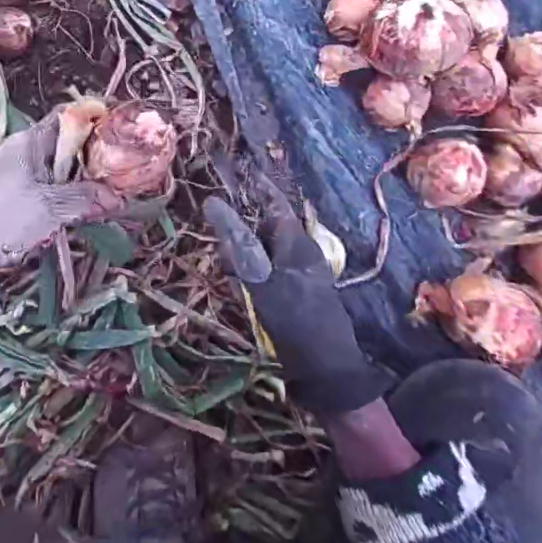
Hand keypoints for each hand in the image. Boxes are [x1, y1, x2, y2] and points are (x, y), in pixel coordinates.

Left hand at [0, 106, 124, 312]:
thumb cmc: (7, 220)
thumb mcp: (53, 206)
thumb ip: (87, 196)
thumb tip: (118, 197)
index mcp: (27, 141)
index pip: (66, 116)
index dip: (93, 119)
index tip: (118, 131)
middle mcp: (23, 151)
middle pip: (66, 143)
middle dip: (93, 156)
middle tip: (118, 169)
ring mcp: (19, 174)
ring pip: (61, 168)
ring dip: (83, 180)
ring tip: (107, 193)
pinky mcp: (18, 195)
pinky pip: (51, 187)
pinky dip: (69, 195)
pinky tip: (84, 209)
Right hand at [205, 191, 387, 414]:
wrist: (328, 371)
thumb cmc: (294, 322)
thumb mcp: (260, 280)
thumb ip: (237, 242)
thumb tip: (214, 204)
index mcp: (298, 244)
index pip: (276, 202)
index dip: (257, 186)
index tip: (236, 171)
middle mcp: (304, 253)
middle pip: (271, 226)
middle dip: (245, 223)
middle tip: (219, 228)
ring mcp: (305, 274)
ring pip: (270, 249)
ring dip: (248, 248)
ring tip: (226, 261)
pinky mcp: (301, 293)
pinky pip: (274, 269)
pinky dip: (255, 269)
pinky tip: (241, 285)